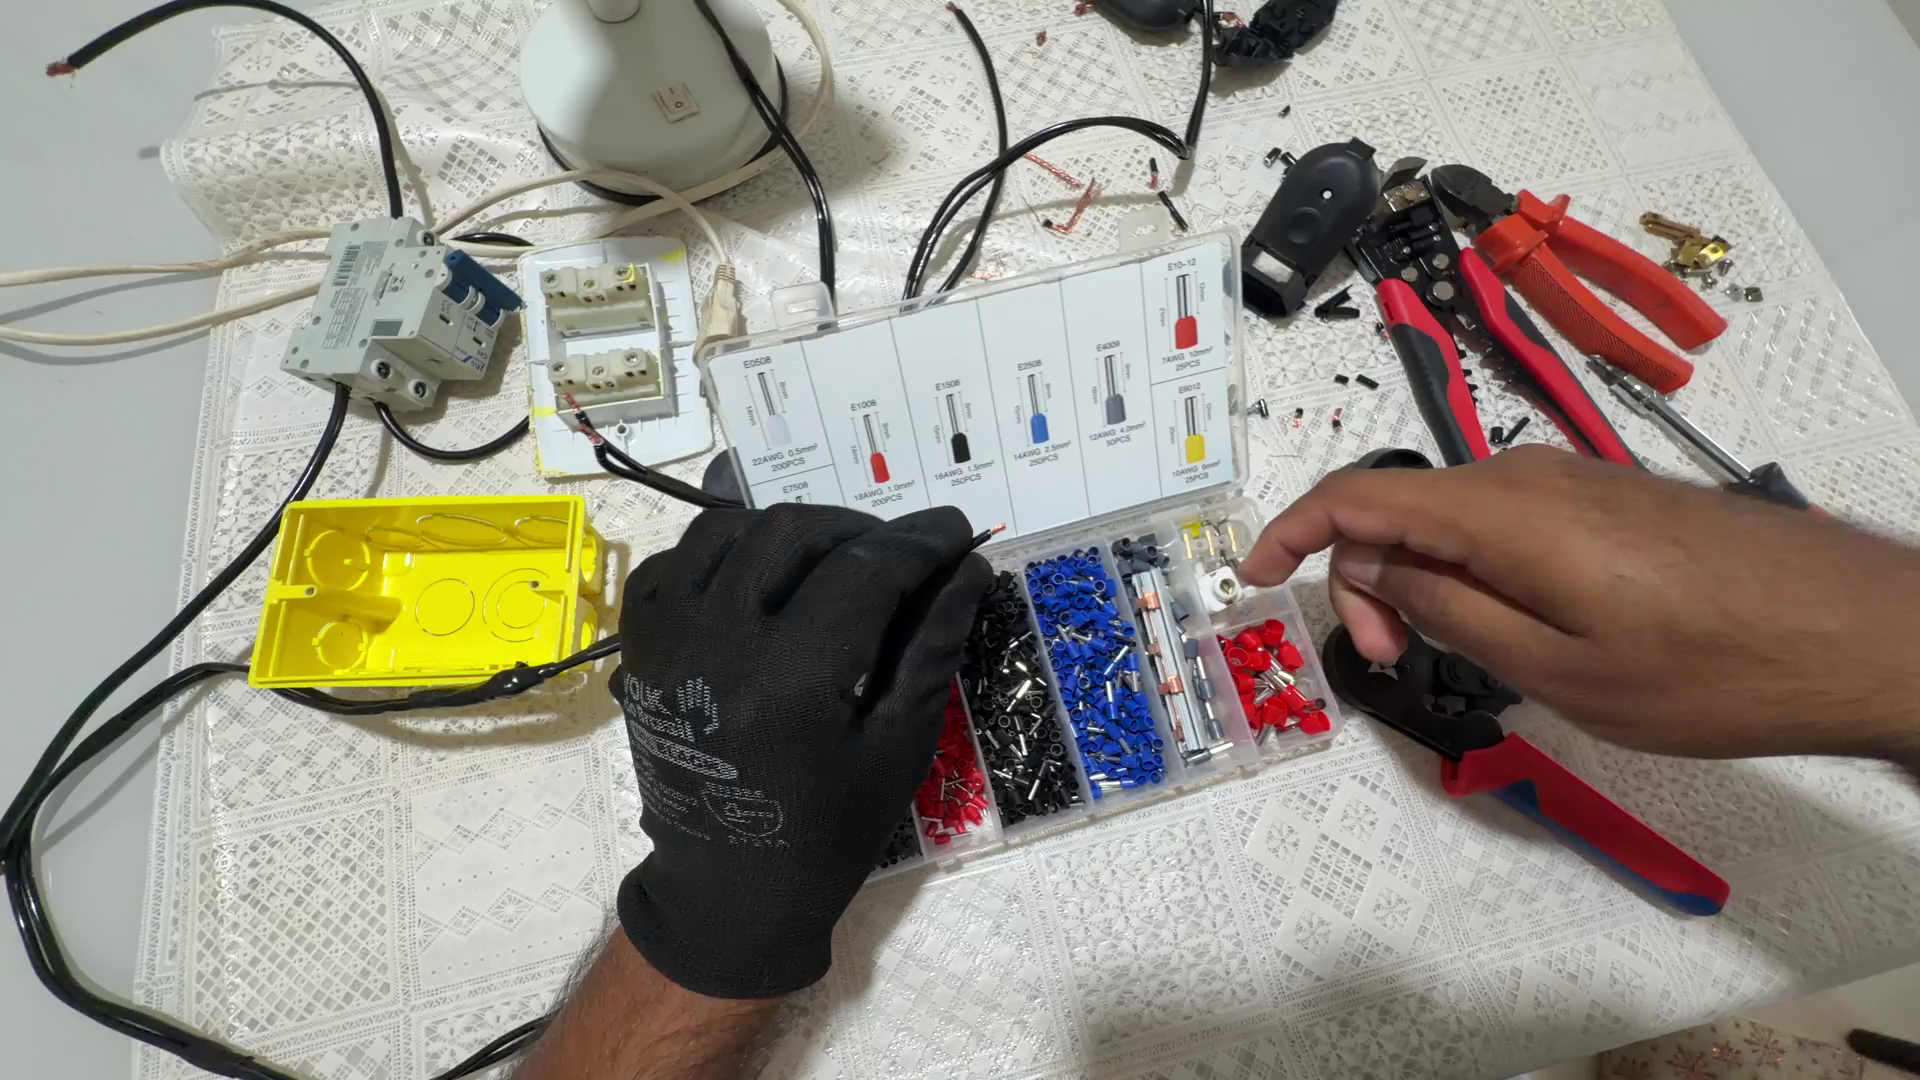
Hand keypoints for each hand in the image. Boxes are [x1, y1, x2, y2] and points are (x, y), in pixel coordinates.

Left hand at [611, 503, 990, 997]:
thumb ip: (934, 644)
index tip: (958, 529)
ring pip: (733, 527)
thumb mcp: (900, 744)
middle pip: (795, 532)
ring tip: (840, 561)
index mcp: (789, 679)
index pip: (865, 569)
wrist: (727, 890)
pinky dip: (733, 548)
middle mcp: (714, 641)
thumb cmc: (829, 830)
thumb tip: (970, 567)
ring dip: (798, 532)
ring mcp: (664, 636)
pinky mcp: (639, 642)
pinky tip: (769, 578)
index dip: (920, 541)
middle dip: (863, 530)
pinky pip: (684, 556)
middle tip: (903, 557)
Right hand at [1239, 445, 1919, 763]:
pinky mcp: (1587, 497)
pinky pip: (1485, 522)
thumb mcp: (1553, 666)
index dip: (1288, 532)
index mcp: (1497, 512)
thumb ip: (1445, 610)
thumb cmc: (1715, 668)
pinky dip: (1458, 568)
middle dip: (1364, 582)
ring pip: (1436, 520)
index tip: (1254, 575)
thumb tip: (1374, 570)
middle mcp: (1516, 478)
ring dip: (1413, 580)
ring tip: (1447, 649)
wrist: (1883, 635)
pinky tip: (1495, 619)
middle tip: (1392, 659)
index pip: (1354, 498)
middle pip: (1391, 512)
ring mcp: (1556, 482)